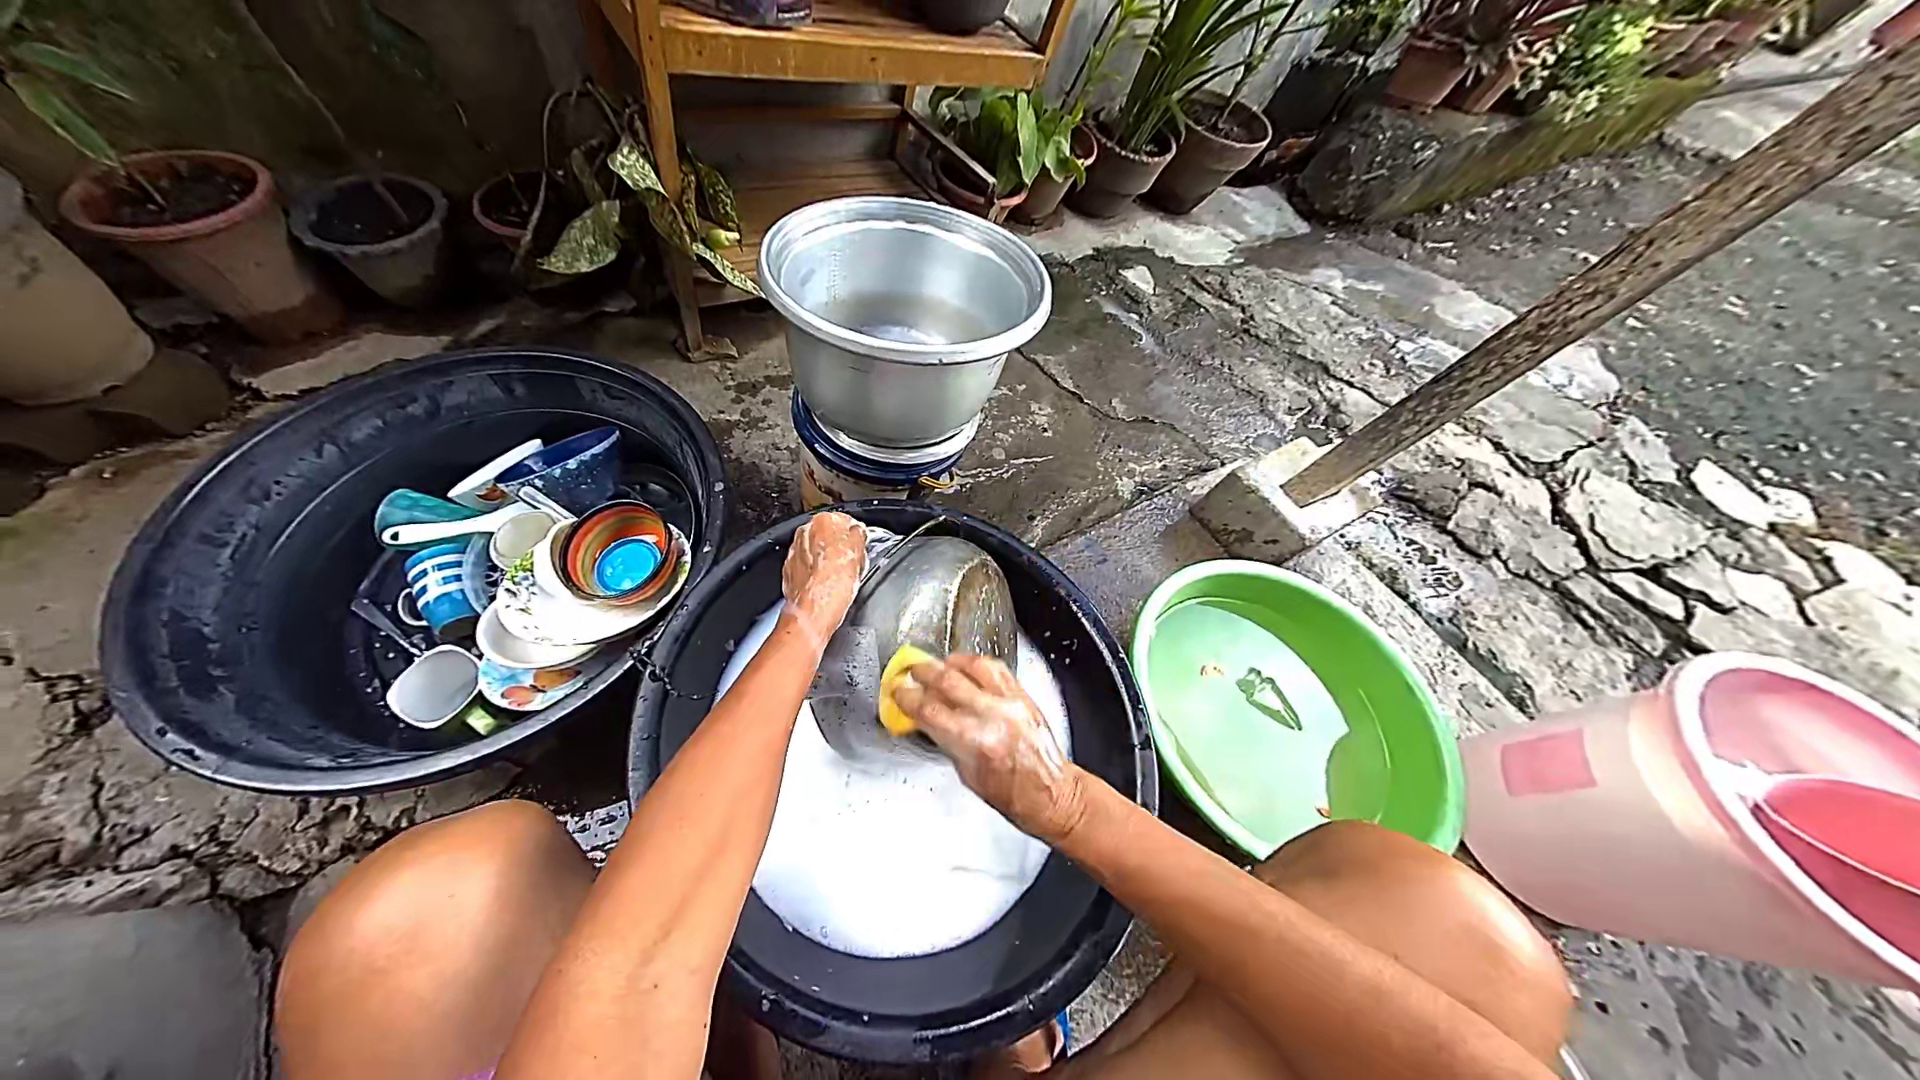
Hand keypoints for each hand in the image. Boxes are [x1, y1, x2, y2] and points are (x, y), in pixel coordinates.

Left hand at [780, 511, 865, 648]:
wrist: (814, 610)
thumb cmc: (835, 583)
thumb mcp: (860, 553)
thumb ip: (859, 535)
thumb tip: (858, 532)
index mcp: (823, 521)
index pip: (843, 520)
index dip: (855, 534)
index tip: (861, 543)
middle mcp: (804, 533)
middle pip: (826, 534)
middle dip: (838, 546)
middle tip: (852, 562)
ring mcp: (794, 553)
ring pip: (815, 551)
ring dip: (826, 560)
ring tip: (840, 576)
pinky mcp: (788, 571)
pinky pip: (806, 568)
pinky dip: (815, 574)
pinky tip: (826, 584)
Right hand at [892, 654, 1085, 844]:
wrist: (1052, 794)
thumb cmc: (1012, 796)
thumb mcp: (966, 774)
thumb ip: (944, 739)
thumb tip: (924, 719)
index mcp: (976, 741)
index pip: (930, 710)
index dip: (907, 697)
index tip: (898, 692)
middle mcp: (994, 715)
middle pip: (947, 680)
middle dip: (922, 672)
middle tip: (909, 671)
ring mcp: (1011, 701)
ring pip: (973, 666)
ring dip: (948, 662)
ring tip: (935, 665)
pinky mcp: (1023, 695)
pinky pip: (996, 668)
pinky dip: (975, 663)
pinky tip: (965, 666)